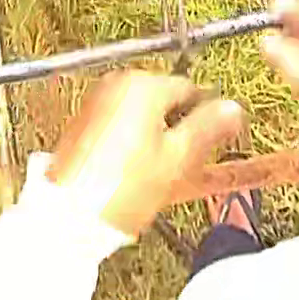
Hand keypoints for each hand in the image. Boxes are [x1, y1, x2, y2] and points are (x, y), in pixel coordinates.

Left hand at [49, 71, 243, 235]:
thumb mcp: (175, 158)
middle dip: (177, 124)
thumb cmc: (123, 188)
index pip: (189, 89)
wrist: (65, 217)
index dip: (205, 115)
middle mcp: (120, 82)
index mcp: (145, 85)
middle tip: (183, 162)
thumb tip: (233, 107)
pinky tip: (132, 168)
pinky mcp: (84, 117)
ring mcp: (99, 98)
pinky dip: (132, 135)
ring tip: (156, 170)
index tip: (214, 140)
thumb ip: (207, 127)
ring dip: (155, 131)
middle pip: (164, 97)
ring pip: (142, 109)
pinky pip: (120, 118)